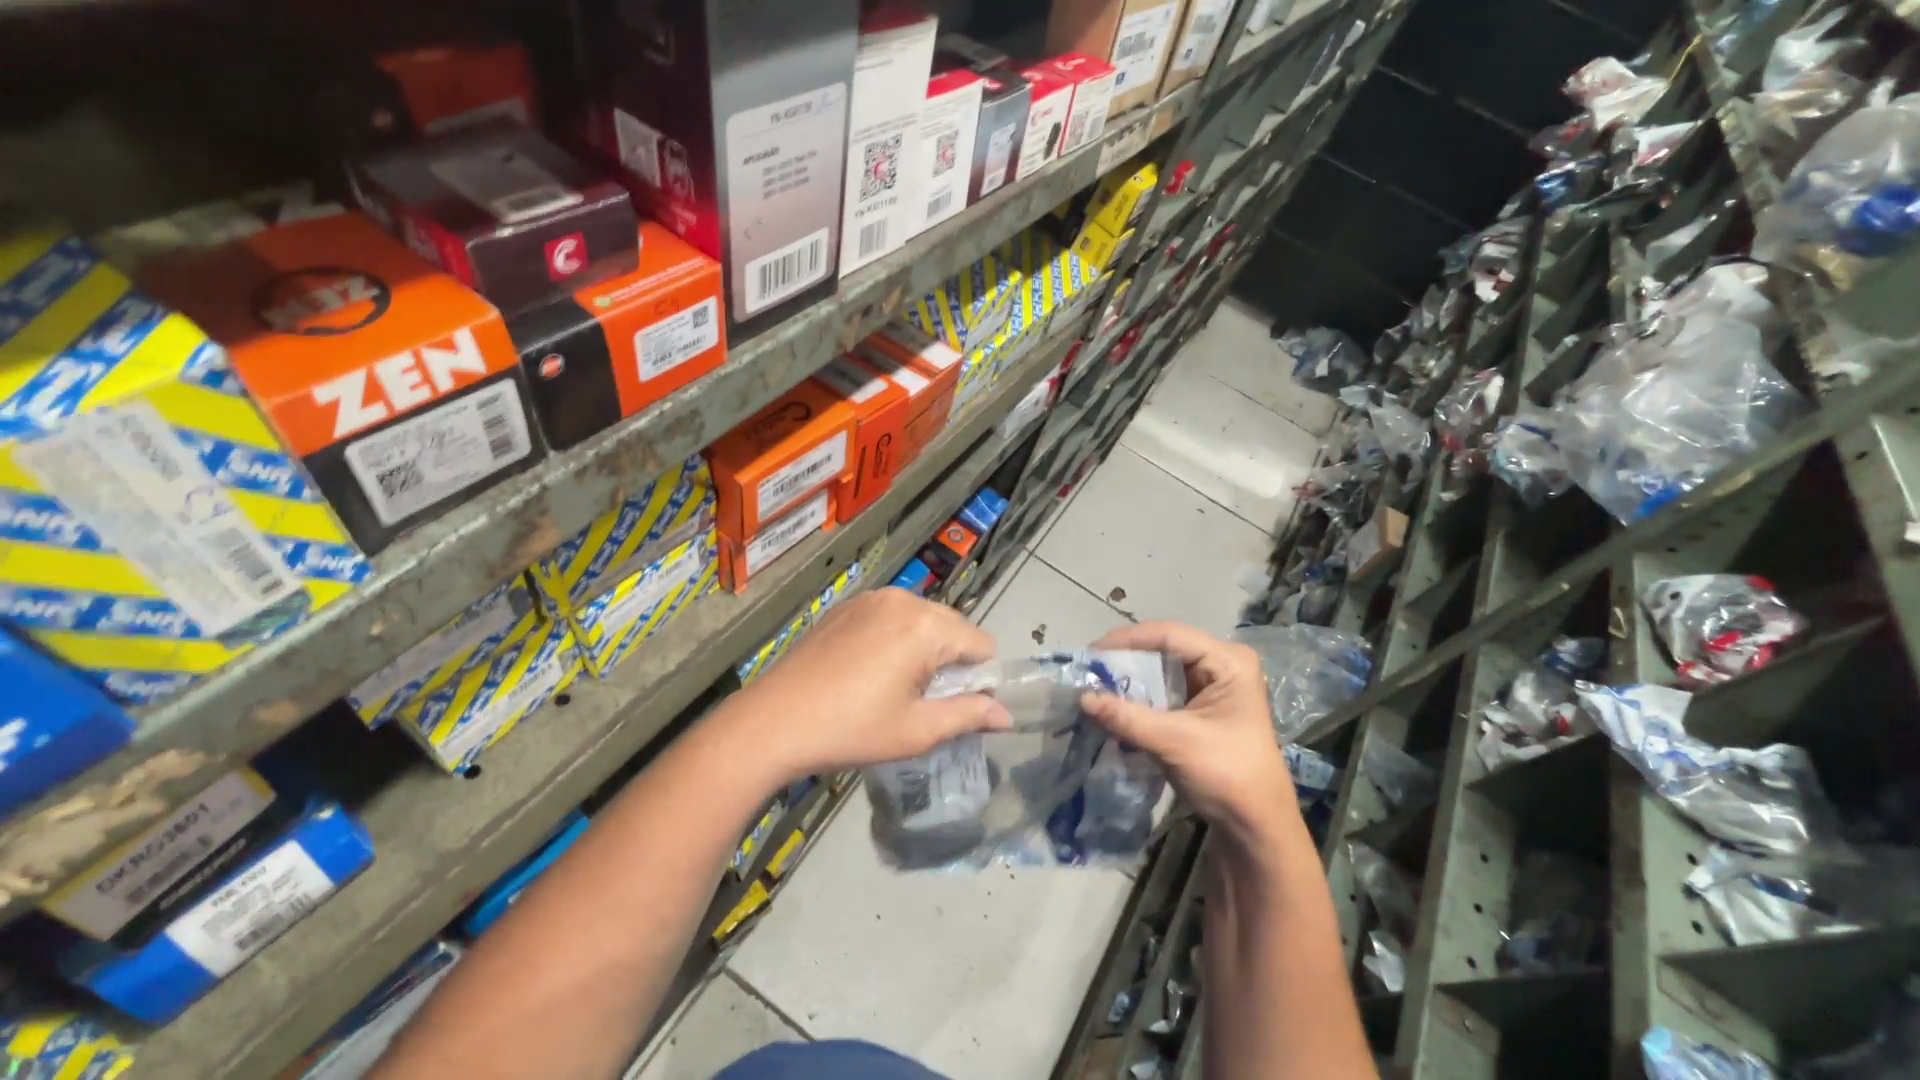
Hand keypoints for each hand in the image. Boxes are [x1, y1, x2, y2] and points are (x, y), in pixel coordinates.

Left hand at [724, 588, 1010, 780]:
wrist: (773, 722)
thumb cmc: (852, 729)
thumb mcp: (918, 730)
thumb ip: (969, 715)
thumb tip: (1006, 716)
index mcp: (925, 626)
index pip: (981, 644)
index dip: (978, 679)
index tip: (953, 707)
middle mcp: (902, 599)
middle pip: (953, 627)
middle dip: (950, 662)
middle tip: (921, 702)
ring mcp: (870, 599)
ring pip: (922, 621)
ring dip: (923, 650)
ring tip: (893, 689)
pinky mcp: (846, 607)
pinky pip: (890, 617)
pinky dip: (894, 640)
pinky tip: (868, 673)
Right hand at [1079, 621, 1297, 847]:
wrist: (1255, 825)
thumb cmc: (1227, 775)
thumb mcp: (1174, 742)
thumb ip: (1127, 717)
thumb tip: (1081, 698)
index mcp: (1228, 661)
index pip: (1170, 634)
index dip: (1128, 639)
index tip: (1091, 654)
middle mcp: (1222, 664)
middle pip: (1164, 647)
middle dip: (1126, 658)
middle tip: (1088, 669)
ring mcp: (1213, 685)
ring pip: (1161, 669)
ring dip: (1130, 677)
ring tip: (1094, 684)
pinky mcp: (1201, 707)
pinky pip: (1164, 690)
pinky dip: (1139, 695)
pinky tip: (1113, 703)